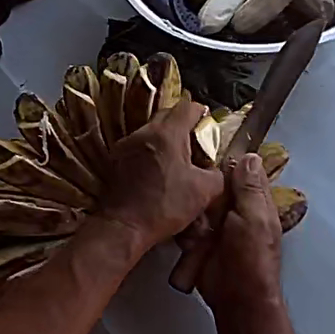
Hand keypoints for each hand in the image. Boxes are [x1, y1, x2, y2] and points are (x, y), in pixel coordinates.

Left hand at [94, 99, 223, 256]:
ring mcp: (126, 144)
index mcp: (167, 134)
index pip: (188, 106)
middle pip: (167, 115)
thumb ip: (218, 174)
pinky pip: (138, 146)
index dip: (202, 112)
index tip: (208, 123)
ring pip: (151, 131)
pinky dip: (150, 152)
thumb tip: (219, 170)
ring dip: (165, 139)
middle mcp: (144, 133)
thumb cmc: (165, 206)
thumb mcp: (204, 192)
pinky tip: (157, 171)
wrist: (123, 226)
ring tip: (176, 159)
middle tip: (195, 141)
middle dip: (183, 123)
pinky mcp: (116, 159)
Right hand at [192, 153, 284, 313]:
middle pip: (212, 184)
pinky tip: (192, 242)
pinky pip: (185, 224)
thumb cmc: (252, 262)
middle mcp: (235, 208)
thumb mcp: (255, 218)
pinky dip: (186, 231)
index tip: (207, 153)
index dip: (225, 160)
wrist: (236, 300)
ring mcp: (215, 224)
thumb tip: (250, 156)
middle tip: (204, 205)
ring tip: (201, 231)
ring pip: (195, 203)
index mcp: (255, 200)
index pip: (241, 170)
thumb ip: (250, 188)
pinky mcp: (198, 239)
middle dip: (203, 190)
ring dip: (193, 214)